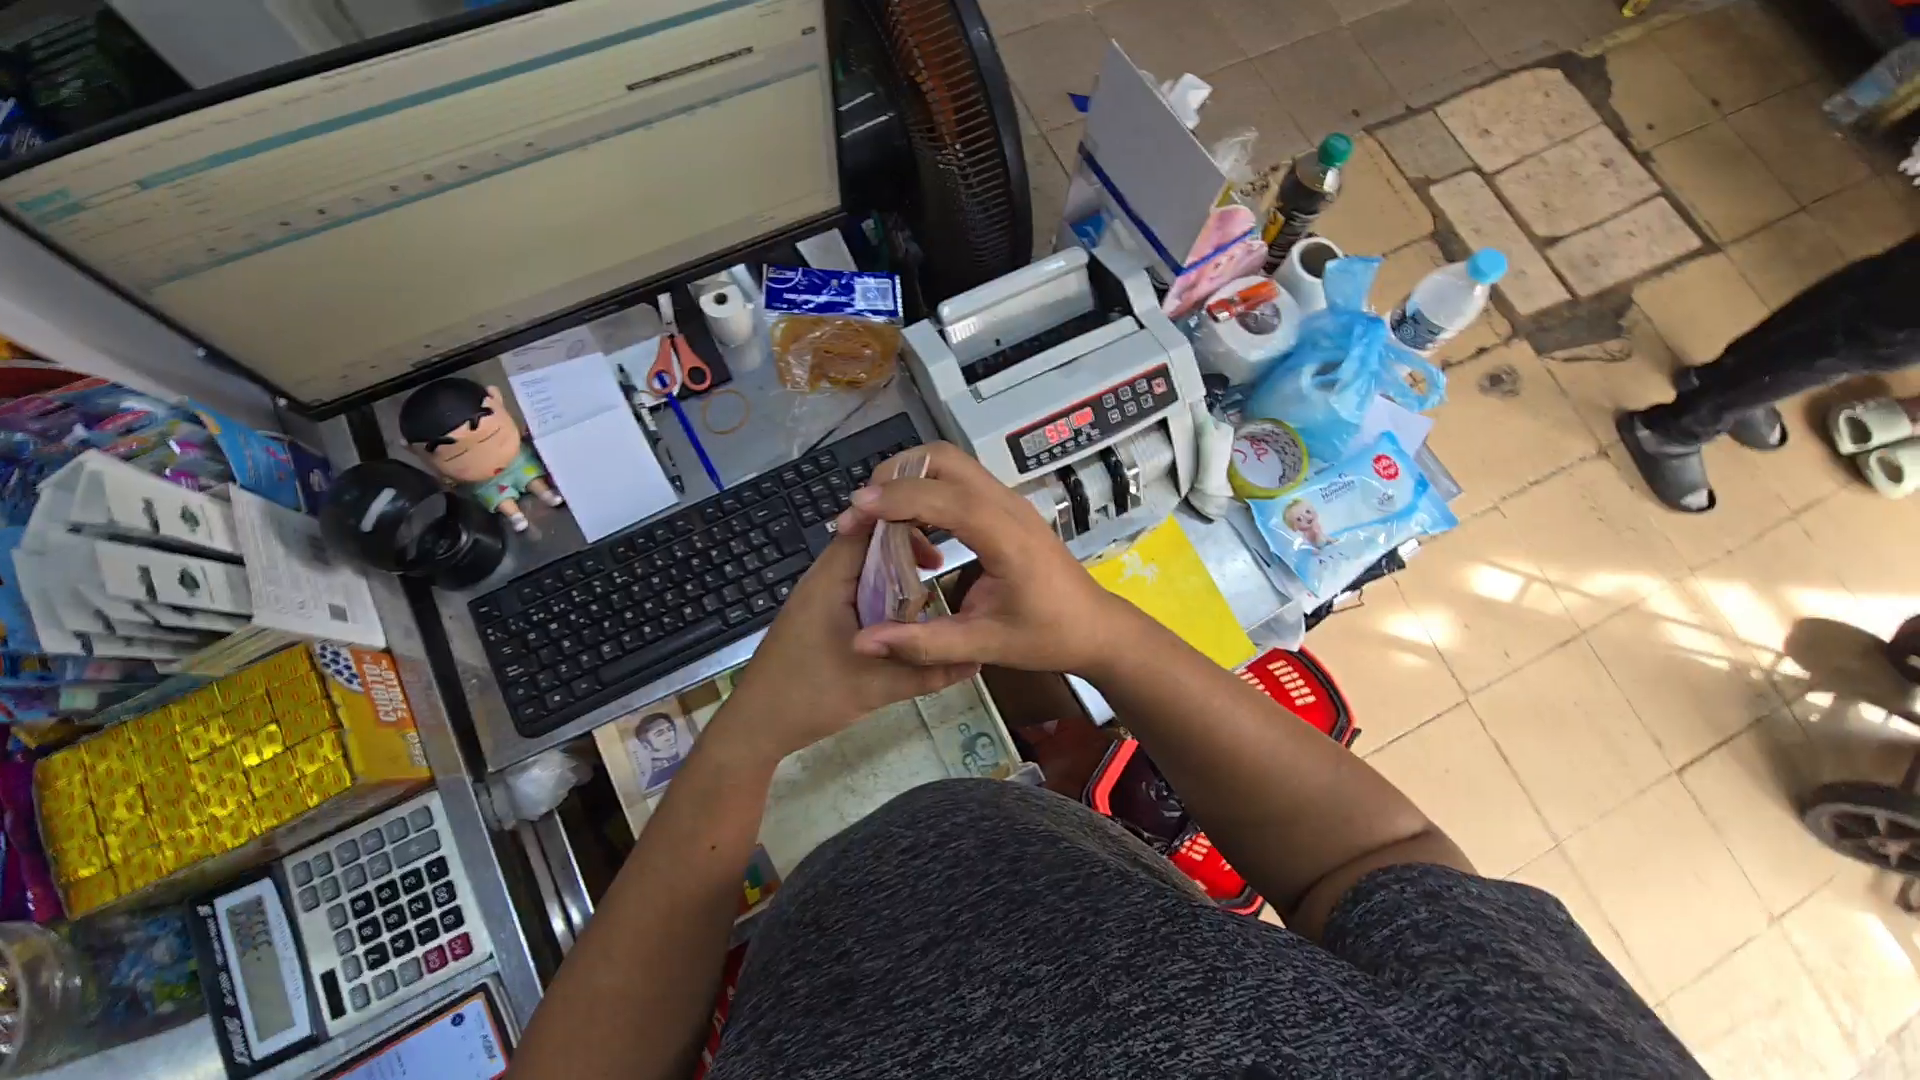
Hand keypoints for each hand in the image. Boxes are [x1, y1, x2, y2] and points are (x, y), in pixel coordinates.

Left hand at [704, 506, 977, 765]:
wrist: (755, 728)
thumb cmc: (807, 697)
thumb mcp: (875, 687)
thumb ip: (926, 673)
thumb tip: (975, 662)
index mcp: (830, 580)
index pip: (868, 526)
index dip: (904, 522)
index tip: (941, 536)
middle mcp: (823, 580)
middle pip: (869, 545)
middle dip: (905, 550)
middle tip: (941, 565)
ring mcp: (819, 599)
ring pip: (864, 571)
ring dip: (894, 576)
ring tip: (929, 590)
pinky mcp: (819, 618)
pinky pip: (857, 592)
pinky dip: (881, 596)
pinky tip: (903, 618)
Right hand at [849, 442, 1143, 676]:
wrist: (1094, 626)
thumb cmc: (1047, 636)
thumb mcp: (984, 646)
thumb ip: (924, 644)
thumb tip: (864, 643)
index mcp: (1007, 538)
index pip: (948, 498)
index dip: (898, 497)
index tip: (855, 511)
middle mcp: (1008, 507)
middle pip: (945, 459)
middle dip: (896, 473)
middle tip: (864, 510)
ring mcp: (1008, 501)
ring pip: (950, 463)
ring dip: (908, 477)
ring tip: (877, 515)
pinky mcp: (1005, 506)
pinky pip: (958, 480)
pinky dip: (925, 488)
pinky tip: (909, 524)